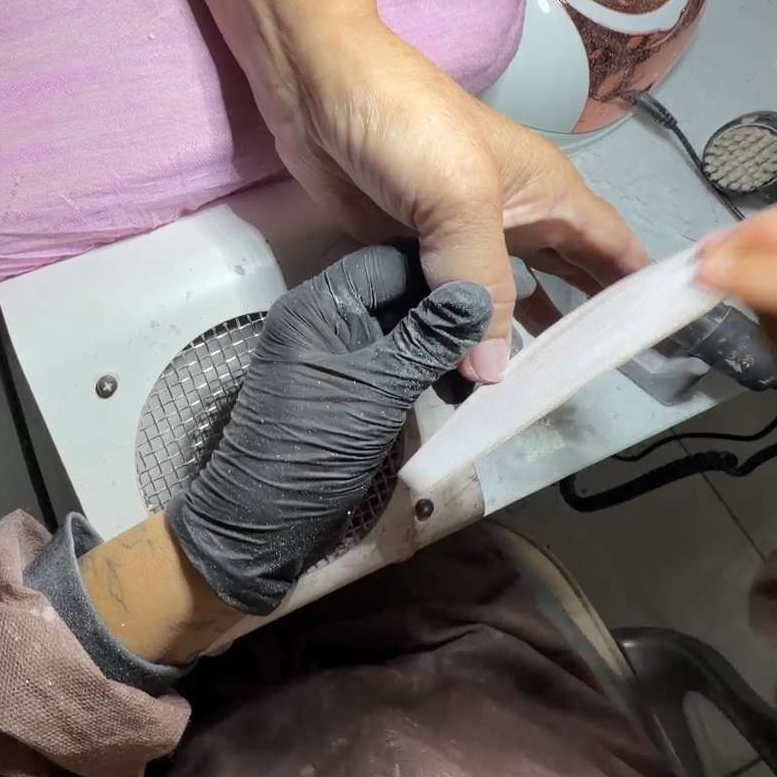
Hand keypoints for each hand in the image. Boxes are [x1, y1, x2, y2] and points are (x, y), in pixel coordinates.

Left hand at [165, 244, 491, 613]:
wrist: (268, 515)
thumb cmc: (316, 444)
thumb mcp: (380, 387)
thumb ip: (430, 337)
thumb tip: (481, 294)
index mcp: (319, 302)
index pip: (392, 261)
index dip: (447, 272)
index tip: (504, 288)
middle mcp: (322, 314)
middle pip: (397, 291)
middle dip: (449, 310)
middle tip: (507, 328)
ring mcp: (331, 349)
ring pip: (398, 326)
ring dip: (442, 342)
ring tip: (489, 364)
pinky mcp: (342, 381)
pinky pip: (389, 356)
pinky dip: (424, 365)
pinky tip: (459, 381)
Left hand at [270, 23, 648, 382]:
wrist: (317, 91)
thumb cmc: (410, 126)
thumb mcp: (463, 198)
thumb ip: (483, 282)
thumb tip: (492, 372)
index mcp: (546, 195)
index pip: (611, 250)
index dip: (638, 296)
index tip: (654, 352)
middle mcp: (508, 221)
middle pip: (555, 283)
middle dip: (567, 334)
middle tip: (569, 393)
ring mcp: (452, 239)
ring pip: (490, 300)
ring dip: (499, 341)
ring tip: (509, 396)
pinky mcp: (404, 251)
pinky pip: (434, 301)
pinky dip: (443, 333)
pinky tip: (444, 370)